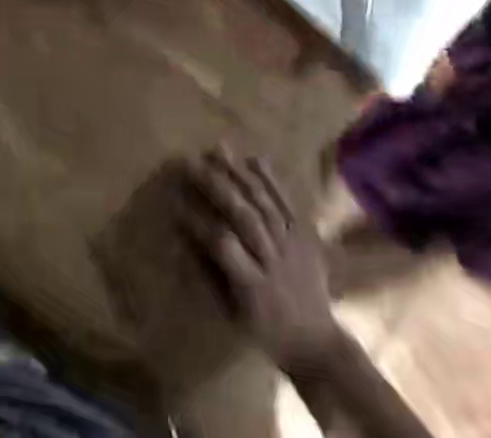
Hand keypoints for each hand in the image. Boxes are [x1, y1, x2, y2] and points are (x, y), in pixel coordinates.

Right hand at [181, 148, 345, 370]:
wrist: (316, 341)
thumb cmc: (263, 329)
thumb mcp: (231, 312)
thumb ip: (209, 274)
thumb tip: (184, 237)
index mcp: (254, 284)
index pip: (222, 244)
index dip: (198, 222)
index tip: (174, 200)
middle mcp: (275, 259)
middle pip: (245, 216)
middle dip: (216, 186)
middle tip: (190, 162)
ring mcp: (293, 244)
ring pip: (265, 203)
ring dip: (240, 174)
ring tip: (217, 150)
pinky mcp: (306, 235)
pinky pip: (288, 203)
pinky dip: (272, 180)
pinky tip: (254, 158)